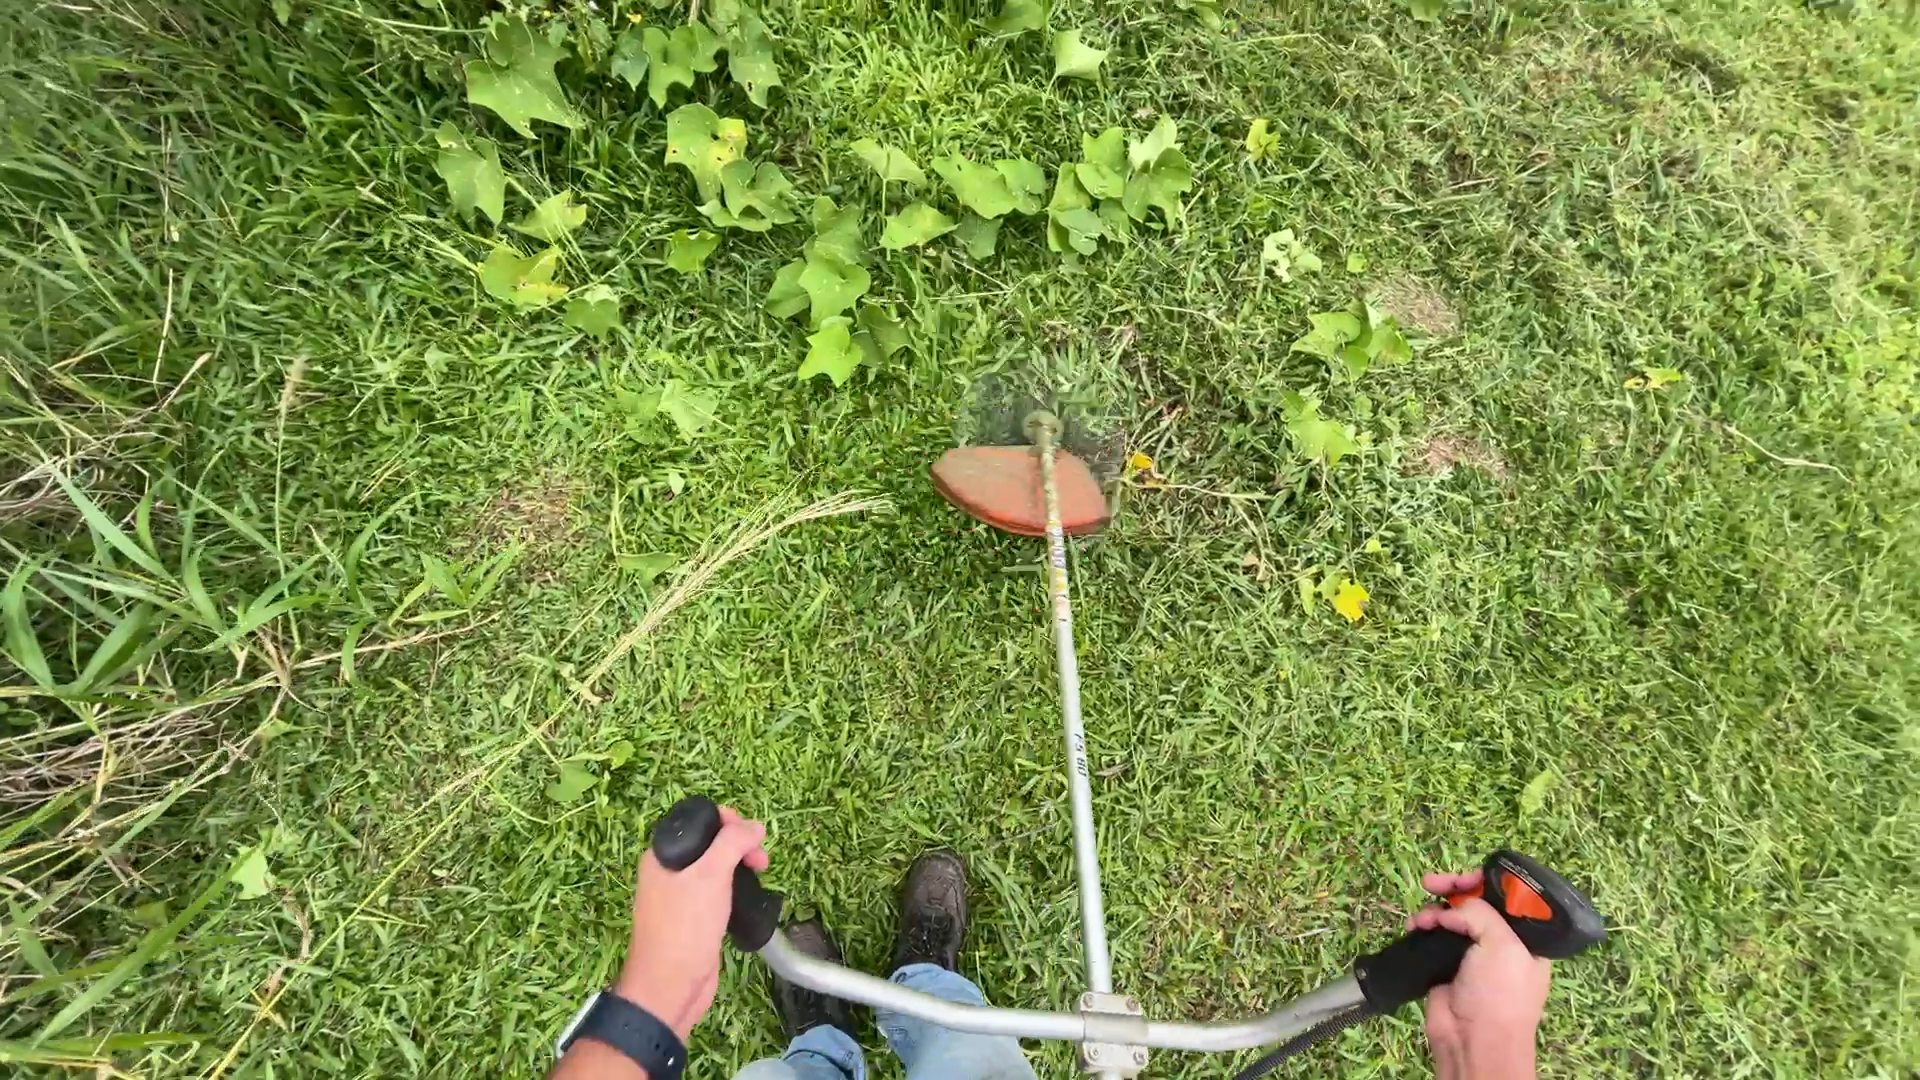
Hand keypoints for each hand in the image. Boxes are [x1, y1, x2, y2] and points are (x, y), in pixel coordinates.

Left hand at [614, 805, 768, 1041]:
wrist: (670, 989)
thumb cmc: (686, 927)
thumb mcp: (711, 875)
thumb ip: (733, 842)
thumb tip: (755, 826)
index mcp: (662, 853)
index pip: (699, 818)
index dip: (729, 821)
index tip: (750, 836)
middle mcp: (668, 869)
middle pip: (711, 840)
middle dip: (740, 842)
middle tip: (760, 859)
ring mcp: (680, 893)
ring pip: (717, 864)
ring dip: (741, 862)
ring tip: (760, 872)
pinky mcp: (694, 915)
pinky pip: (718, 887)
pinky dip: (735, 884)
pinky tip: (748, 892)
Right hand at [1407, 870, 1549, 1079]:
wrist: (1473, 1038)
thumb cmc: (1499, 993)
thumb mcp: (1502, 945)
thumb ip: (1479, 912)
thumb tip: (1448, 908)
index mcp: (1525, 941)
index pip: (1508, 899)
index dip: (1486, 884)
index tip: (1465, 878)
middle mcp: (1499, 943)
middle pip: (1475, 902)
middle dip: (1453, 888)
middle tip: (1432, 883)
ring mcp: (1471, 952)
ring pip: (1449, 913)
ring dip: (1433, 908)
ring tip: (1422, 918)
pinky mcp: (1444, 959)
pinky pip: (1432, 930)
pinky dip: (1421, 923)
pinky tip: (1414, 926)